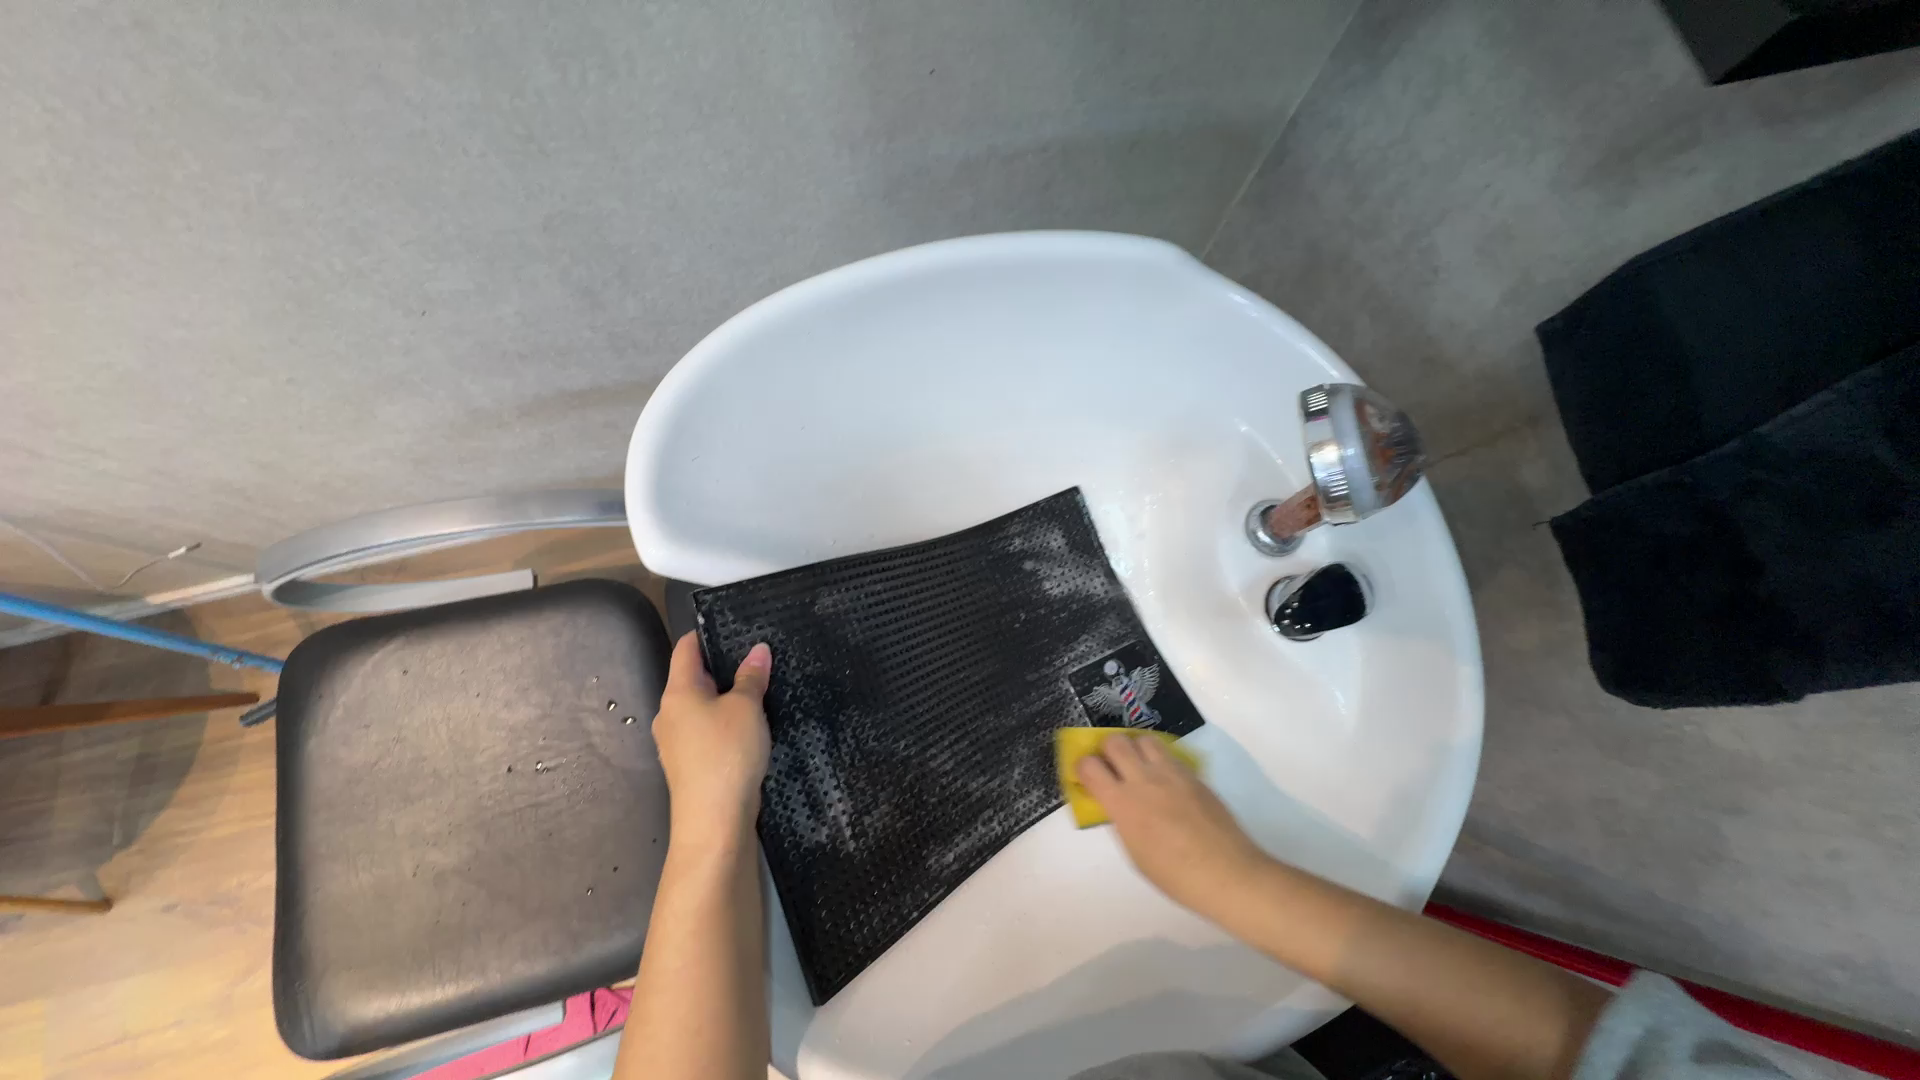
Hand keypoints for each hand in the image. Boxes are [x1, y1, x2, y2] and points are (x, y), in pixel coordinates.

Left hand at [653, 633, 772, 831]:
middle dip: (722, 667)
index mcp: (677, 692)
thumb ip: (752, 676)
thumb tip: (758, 650)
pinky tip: (749, 725)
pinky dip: (724, 722)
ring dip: (725, 697)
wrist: (714, 820)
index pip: (685, 649)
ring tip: (758, 689)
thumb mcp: (747, 707)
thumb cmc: (727, 752)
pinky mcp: (689, 764)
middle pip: (693, 678)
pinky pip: (706, 730)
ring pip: (701, 707)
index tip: (732, 625)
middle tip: (756, 656)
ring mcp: (676, 742)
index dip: (705, 633)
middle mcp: (669, 713)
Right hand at [1075, 733, 1270, 918]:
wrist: (1227, 873)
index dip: (1082, 767)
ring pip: (1144, 739)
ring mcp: (1172, 773)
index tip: (1086, 777)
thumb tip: (1116, 805)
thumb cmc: (1175, 875)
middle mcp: (1144, 780)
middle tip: (1111, 767)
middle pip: (1115, 741)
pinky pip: (1169, 755)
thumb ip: (1121, 821)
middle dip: (1106, 750)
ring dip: (1136, 748)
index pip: (1089, 766)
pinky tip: (1166, 782)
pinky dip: (1160, 761)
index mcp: (1123, 803)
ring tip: (1140, 767)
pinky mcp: (1194, 775)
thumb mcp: (1135, 853)